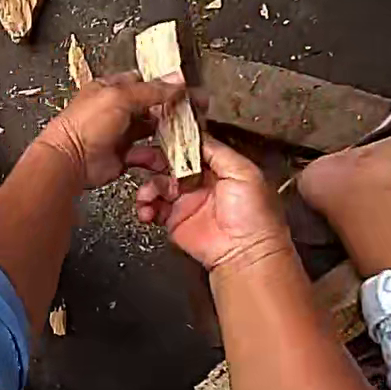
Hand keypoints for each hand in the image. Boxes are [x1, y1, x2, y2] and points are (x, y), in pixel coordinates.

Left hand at [35, 72, 187, 188]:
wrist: (70, 160)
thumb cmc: (86, 124)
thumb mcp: (120, 97)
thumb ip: (151, 90)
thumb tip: (177, 80)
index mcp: (111, 89)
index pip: (144, 81)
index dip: (166, 84)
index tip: (188, 88)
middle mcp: (116, 110)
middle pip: (152, 106)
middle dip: (173, 109)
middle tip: (196, 111)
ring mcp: (120, 134)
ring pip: (152, 130)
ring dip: (169, 133)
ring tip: (187, 134)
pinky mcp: (123, 156)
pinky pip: (146, 154)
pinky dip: (157, 156)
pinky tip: (167, 156)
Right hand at [135, 138, 289, 272]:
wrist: (244, 253)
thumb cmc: (254, 215)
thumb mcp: (244, 172)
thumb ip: (218, 152)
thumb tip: (197, 136)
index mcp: (215, 168)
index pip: (188, 149)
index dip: (172, 144)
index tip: (157, 138)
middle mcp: (197, 182)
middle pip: (167, 165)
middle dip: (150, 160)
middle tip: (136, 157)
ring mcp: (184, 201)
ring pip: (155, 185)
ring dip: (147, 187)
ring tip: (146, 196)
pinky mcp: (172, 220)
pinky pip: (151, 208)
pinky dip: (144, 207)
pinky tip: (146, 211)